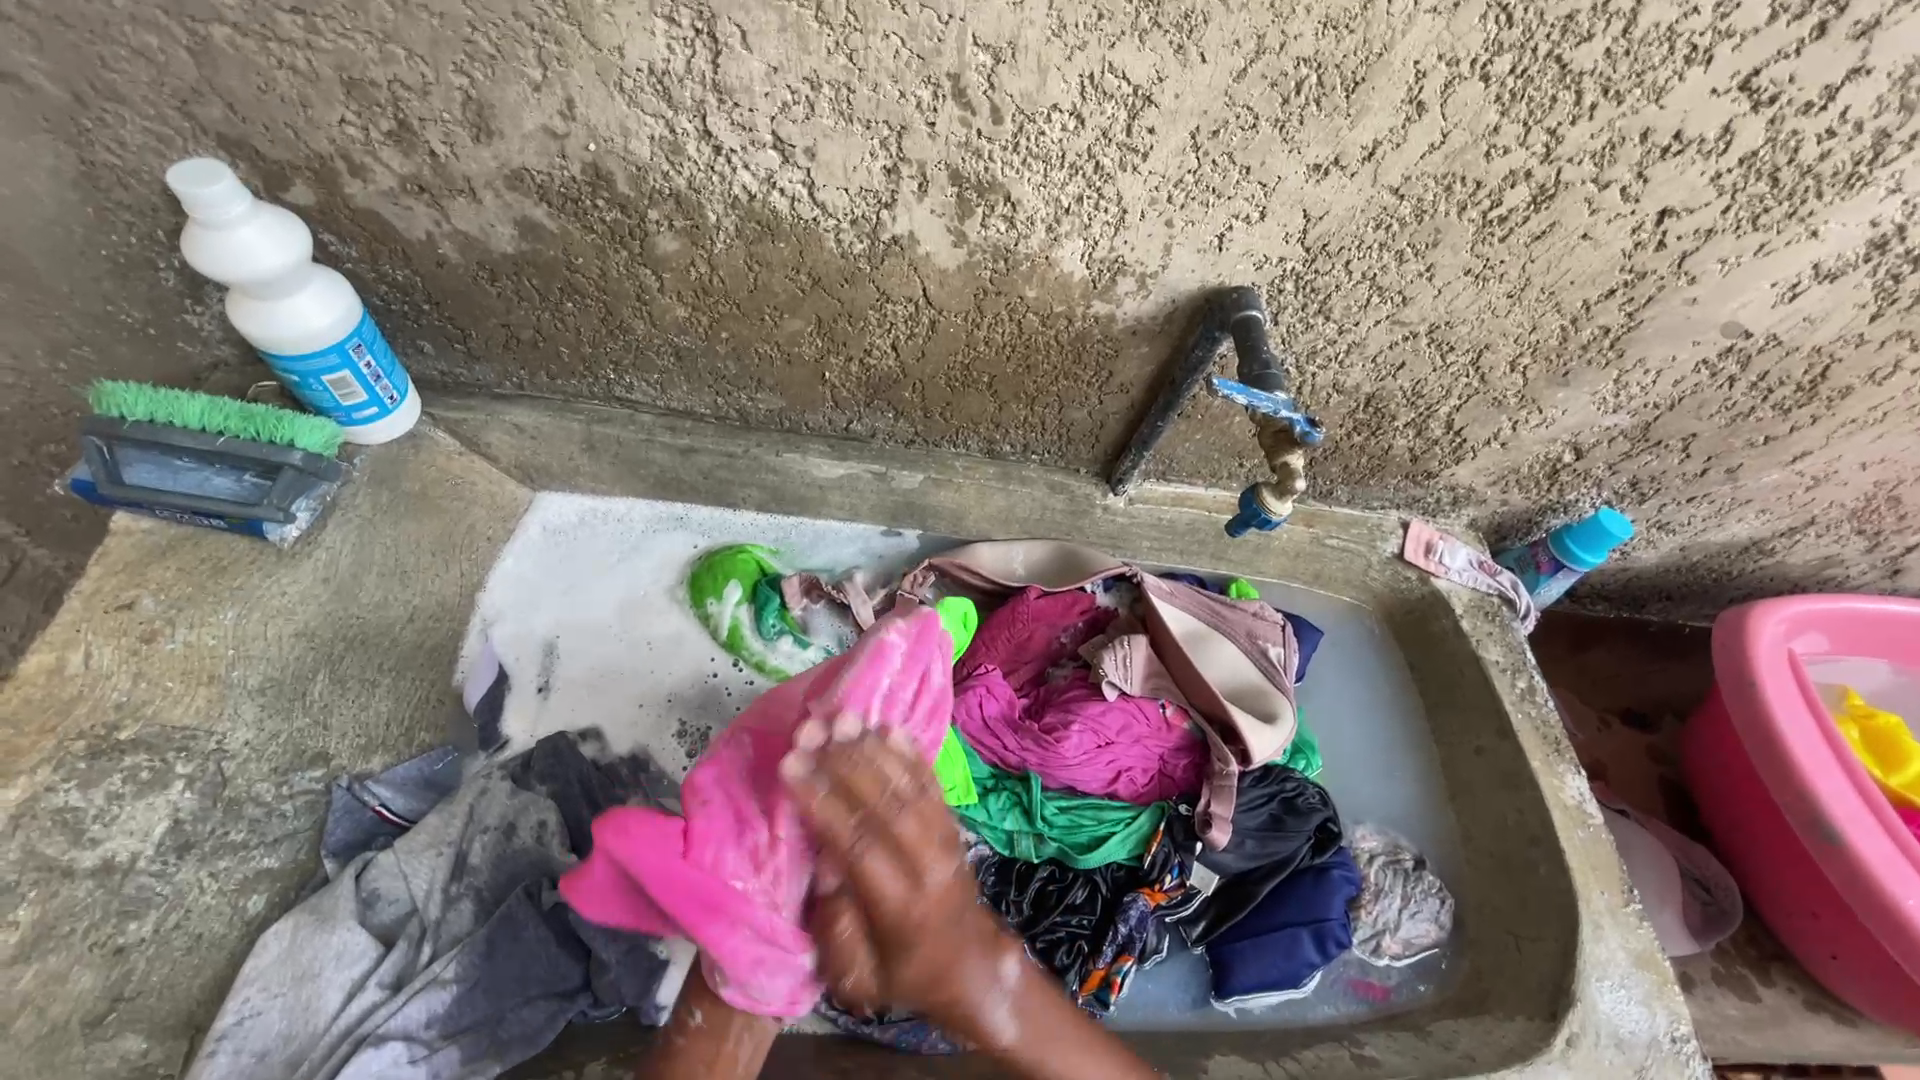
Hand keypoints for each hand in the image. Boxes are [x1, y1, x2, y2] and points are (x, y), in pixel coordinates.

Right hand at [780, 723, 1030, 1048]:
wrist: (970, 964)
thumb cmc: (903, 973)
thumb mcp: (859, 977)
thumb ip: (839, 928)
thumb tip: (825, 868)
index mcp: (900, 906)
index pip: (857, 842)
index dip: (823, 801)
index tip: (791, 765)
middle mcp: (927, 864)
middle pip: (884, 803)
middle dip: (842, 763)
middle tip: (809, 731)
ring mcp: (946, 839)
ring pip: (908, 786)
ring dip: (873, 749)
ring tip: (842, 718)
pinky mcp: (952, 825)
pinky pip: (931, 783)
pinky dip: (910, 754)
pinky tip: (888, 728)